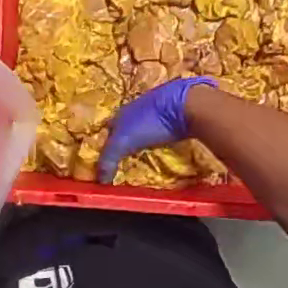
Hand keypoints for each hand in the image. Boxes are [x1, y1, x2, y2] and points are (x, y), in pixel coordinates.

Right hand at [95, 76, 218, 182]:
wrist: (188, 105)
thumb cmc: (150, 123)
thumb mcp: (123, 143)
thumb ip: (109, 160)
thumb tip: (99, 181)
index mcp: (122, 113)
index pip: (109, 129)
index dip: (106, 143)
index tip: (107, 158)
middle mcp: (137, 107)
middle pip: (126, 125)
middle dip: (124, 139)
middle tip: (124, 156)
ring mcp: (158, 106)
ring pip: (144, 123)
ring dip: (142, 135)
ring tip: (142, 152)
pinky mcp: (176, 110)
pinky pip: (162, 124)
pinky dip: (159, 133)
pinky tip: (161, 141)